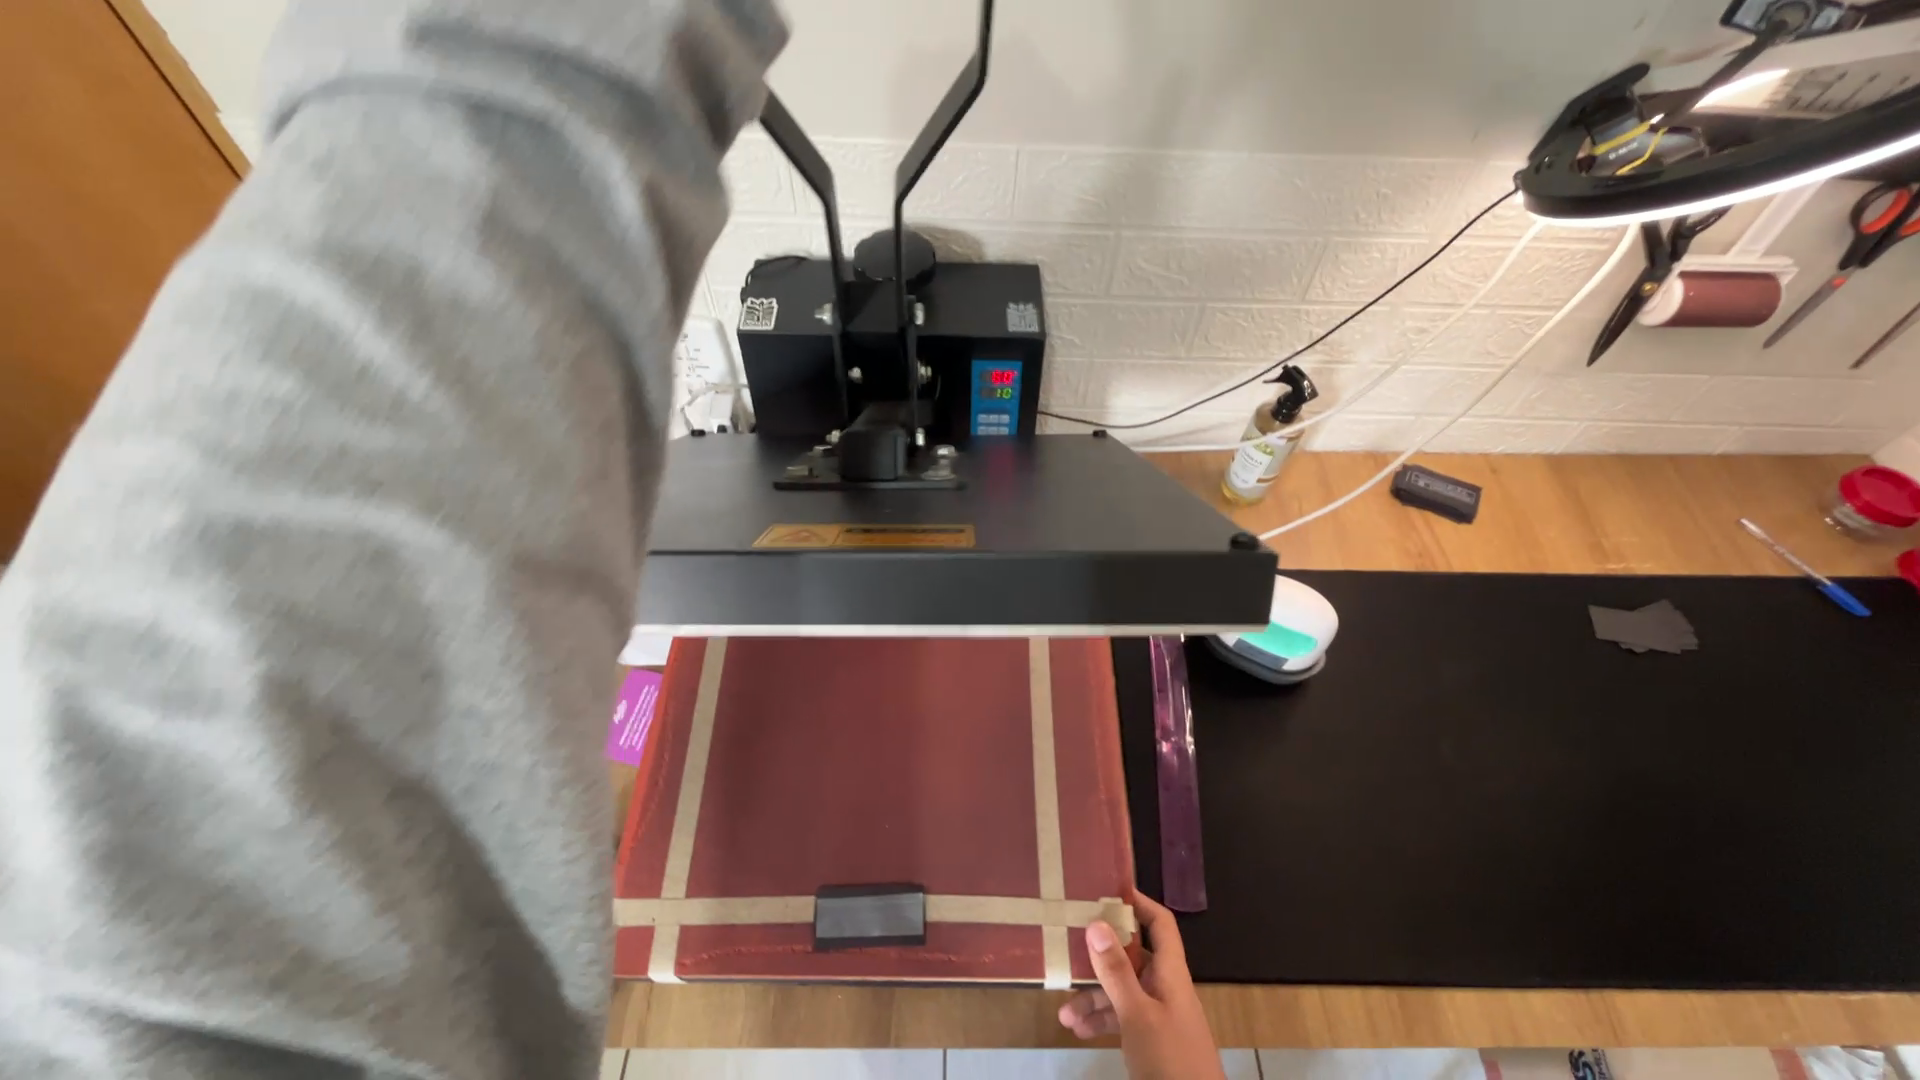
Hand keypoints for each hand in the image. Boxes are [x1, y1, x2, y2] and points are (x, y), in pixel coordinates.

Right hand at [1057, 891, 1224, 1079]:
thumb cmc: (1171, 1061)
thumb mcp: (1138, 1015)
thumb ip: (1116, 971)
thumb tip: (1096, 921)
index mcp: (1170, 973)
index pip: (1159, 923)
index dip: (1138, 903)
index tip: (1105, 889)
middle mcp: (1164, 987)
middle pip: (1130, 957)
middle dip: (1098, 959)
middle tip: (1066, 950)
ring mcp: (1158, 1016)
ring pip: (1121, 992)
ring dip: (1093, 998)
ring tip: (1063, 1015)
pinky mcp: (1151, 1042)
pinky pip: (1121, 1019)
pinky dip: (1100, 1021)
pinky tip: (1078, 1031)